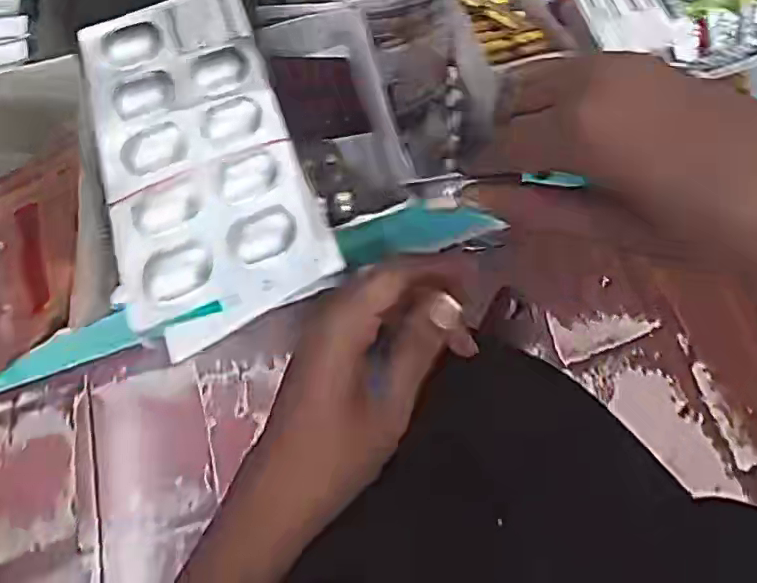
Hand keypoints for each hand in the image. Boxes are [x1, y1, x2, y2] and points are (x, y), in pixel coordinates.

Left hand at [178, 256, 476, 582]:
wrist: (281, 490)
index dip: (437, 266)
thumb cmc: (336, 454)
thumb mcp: (390, 402)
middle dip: (431, 282)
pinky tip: (426, 341)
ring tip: (459, 329)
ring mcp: (325, 327)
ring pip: (378, 296)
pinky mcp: (326, 344)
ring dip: (418, 303)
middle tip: (474, 300)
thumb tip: (448, 304)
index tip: (475, 272)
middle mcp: (331, 312)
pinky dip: (400, 319)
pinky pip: (367, 315)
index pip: (395, 271)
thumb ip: (418, 346)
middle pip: (386, 278)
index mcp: (344, 319)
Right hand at [465, 54, 756, 341]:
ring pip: (537, 78)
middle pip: (510, 99)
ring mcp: (615, 63)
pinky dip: (555, 96)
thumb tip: (477, 198)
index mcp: (580, 128)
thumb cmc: (720, 230)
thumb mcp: (622, 230)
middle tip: (498, 173)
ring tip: (533, 154)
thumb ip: (542, 209)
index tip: (466, 184)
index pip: (499, 142)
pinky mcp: (639, 60)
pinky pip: (572, 70)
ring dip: (523, 111)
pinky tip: (573, 131)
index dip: (478, 165)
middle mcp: (587, 81)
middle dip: (496, 134)